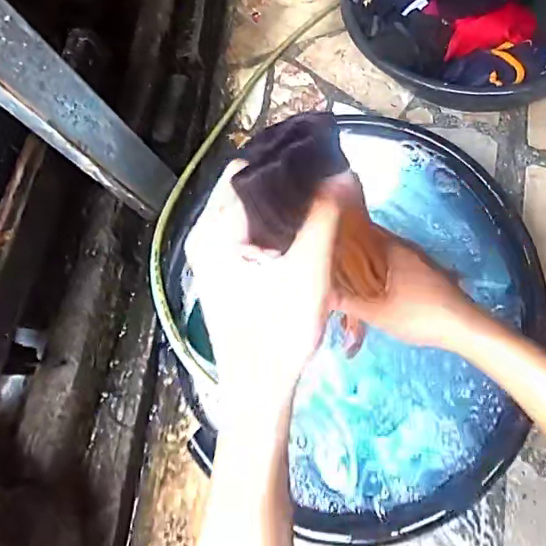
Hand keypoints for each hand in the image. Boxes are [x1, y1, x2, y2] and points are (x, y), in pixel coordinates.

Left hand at [187, 162, 350, 420]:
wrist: (258, 393)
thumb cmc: (278, 335)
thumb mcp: (309, 272)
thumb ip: (324, 217)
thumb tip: (340, 173)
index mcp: (215, 231)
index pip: (248, 170)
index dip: (285, 158)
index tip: (318, 151)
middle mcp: (204, 235)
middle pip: (244, 183)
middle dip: (283, 174)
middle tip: (322, 170)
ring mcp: (210, 253)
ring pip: (246, 204)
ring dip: (279, 195)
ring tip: (317, 190)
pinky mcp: (221, 268)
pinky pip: (245, 225)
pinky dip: (272, 216)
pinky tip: (301, 221)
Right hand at [335, 238, 481, 350]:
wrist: (462, 325)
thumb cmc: (419, 314)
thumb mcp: (377, 313)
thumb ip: (348, 302)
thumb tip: (321, 293)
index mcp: (392, 248)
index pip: (361, 229)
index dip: (342, 234)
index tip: (324, 242)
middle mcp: (405, 247)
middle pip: (372, 243)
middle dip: (353, 254)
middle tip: (334, 268)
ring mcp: (419, 259)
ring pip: (385, 256)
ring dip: (369, 266)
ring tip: (351, 282)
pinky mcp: (427, 273)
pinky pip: (397, 266)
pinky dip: (383, 274)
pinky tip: (377, 291)